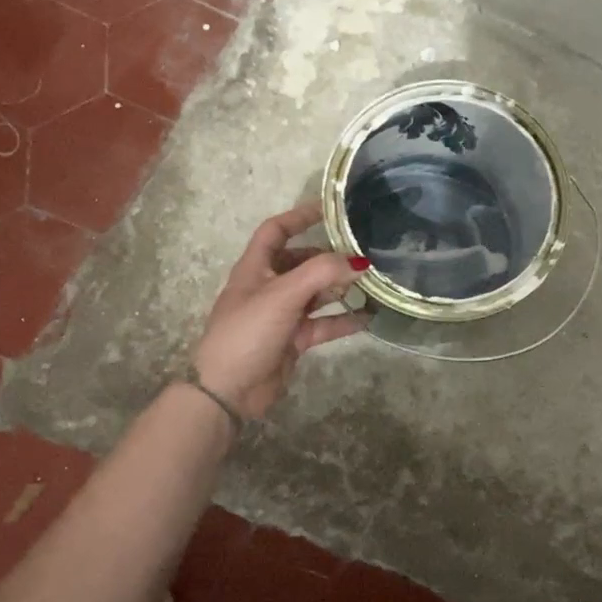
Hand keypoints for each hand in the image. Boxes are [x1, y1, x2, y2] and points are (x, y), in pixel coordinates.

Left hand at [192, 201, 370, 419]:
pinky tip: (369, 316)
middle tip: (364, 253)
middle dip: (331, 257)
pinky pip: (324, 323)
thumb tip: (360, 262)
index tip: (332, 210)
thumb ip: (321, 273)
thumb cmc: (247, 332)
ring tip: (373, 282)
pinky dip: (345, 319)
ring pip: (317, 292)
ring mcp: (282, 314)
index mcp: (256, 268)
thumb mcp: (283, 295)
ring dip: (342, 287)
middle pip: (303, 261)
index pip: (276, 231)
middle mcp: (269, 286)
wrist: (228, 392)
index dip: (300, 217)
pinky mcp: (293, 339)